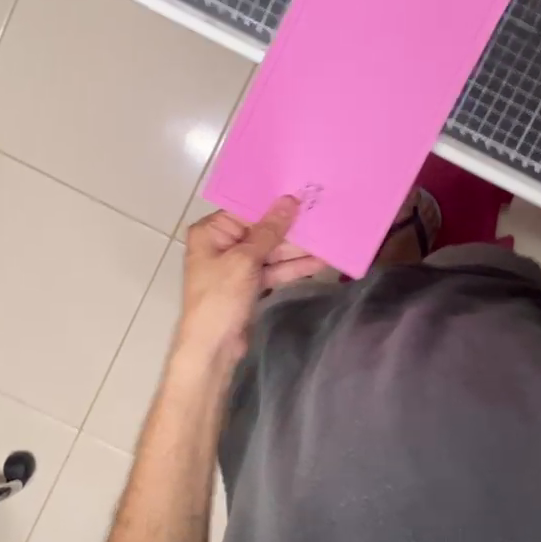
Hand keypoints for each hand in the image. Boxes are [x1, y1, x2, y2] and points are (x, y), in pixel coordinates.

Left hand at [175, 198, 323, 366]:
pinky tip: (319, 262)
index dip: (275, 204)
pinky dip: (293, 267)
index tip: (303, 195)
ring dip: (297, 249)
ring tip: (329, 239)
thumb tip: (289, 200)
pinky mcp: (250, 284)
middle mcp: (222, 244)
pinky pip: (274, 269)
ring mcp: (236, 266)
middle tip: (322, 217)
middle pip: (262, 230)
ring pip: (271, 251)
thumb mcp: (245, 260)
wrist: (213, 347)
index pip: (247, 210)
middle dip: (291, 229)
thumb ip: (270, 230)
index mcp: (211, 231)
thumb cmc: (220, 298)